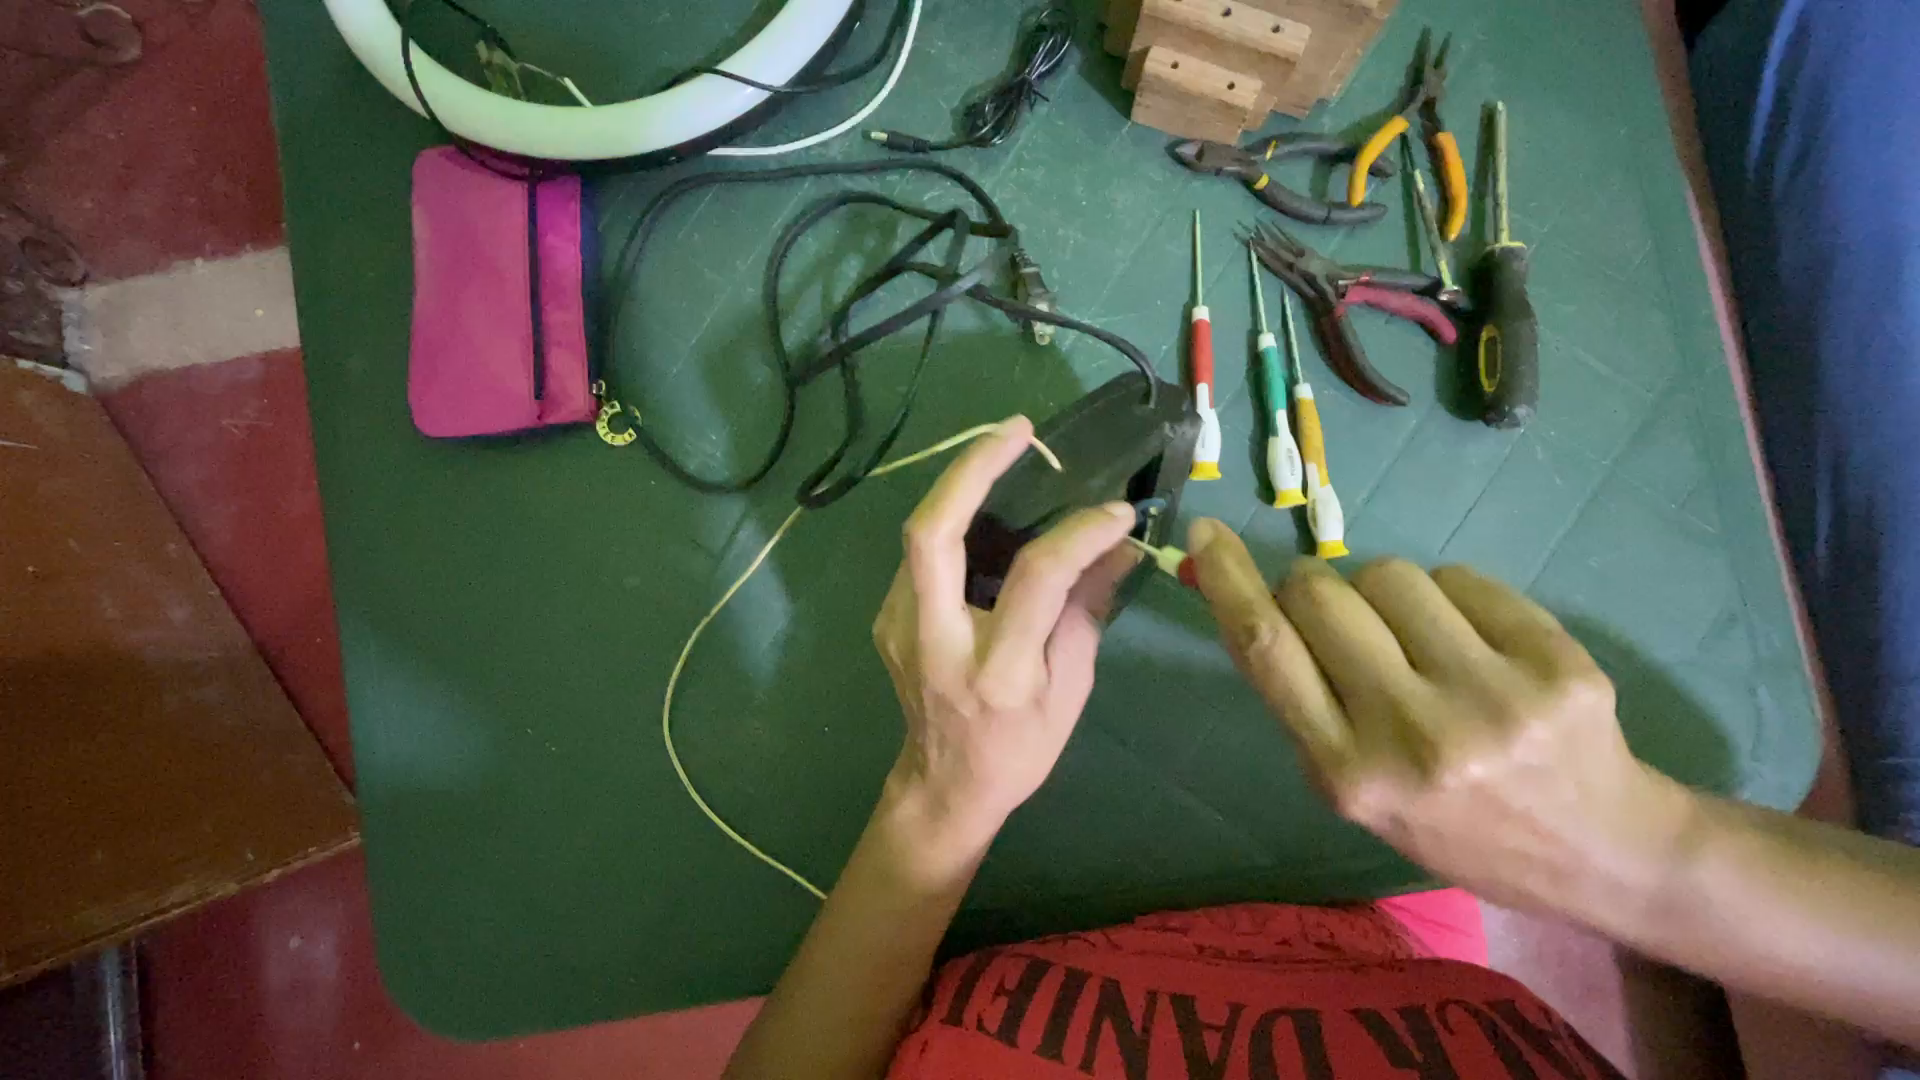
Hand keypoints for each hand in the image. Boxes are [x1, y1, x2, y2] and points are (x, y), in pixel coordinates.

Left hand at [871, 417, 1137, 851]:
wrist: (942, 786)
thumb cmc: (1017, 749)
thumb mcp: (1069, 691)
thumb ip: (1088, 612)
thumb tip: (1120, 546)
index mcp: (993, 668)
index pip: (1035, 578)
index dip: (1078, 534)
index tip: (1115, 512)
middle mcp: (932, 640)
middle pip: (932, 533)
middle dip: (972, 469)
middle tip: (1018, 430)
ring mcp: (897, 626)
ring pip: (920, 534)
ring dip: (961, 486)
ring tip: (1005, 453)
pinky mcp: (887, 619)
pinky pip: (922, 554)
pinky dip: (954, 520)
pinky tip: (984, 511)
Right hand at [1187, 518, 1694, 919]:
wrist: (1600, 854)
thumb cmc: (1448, 821)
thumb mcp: (1351, 786)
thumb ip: (1299, 697)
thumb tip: (1243, 597)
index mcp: (1348, 773)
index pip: (1267, 649)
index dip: (1228, 580)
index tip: (1206, 533)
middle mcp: (1413, 735)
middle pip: (1320, 595)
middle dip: (1311, 587)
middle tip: (1336, 616)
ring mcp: (1491, 699)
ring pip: (1389, 574)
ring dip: (1382, 593)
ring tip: (1417, 641)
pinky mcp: (1557, 667)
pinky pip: (1460, 578)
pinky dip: (1449, 596)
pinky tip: (1475, 645)